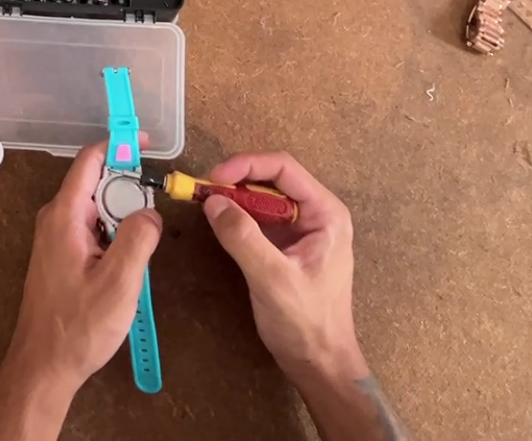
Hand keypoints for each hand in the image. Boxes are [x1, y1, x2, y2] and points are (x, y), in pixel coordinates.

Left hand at [0, 144, 161, 440]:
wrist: (42, 367)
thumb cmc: (77, 327)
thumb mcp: (119, 283)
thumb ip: (138, 239)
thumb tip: (150, 212)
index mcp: (64, 214)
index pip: (89, 161)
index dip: (117, 145)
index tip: (144, 142)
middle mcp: (55, 217)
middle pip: (95, 183)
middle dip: (127, 189)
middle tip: (152, 213)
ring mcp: (55, 236)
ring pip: (95, 208)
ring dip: (122, 217)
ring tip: (141, 245)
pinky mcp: (60, 254)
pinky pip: (90, 228)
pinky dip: (112, 234)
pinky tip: (126, 263)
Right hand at [202, 151, 365, 382]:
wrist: (319, 366)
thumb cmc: (306, 323)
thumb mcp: (273, 279)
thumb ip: (243, 237)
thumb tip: (211, 200)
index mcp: (326, 213)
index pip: (283, 167)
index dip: (246, 165)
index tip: (214, 177)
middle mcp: (316, 213)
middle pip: (271, 177)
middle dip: (236, 180)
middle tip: (205, 191)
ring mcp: (301, 228)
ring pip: (262, 195)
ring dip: (233, 196)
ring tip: (207, 204)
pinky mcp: (285, 242)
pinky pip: (257, 215)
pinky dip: (236, 214)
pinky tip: (219, 221)